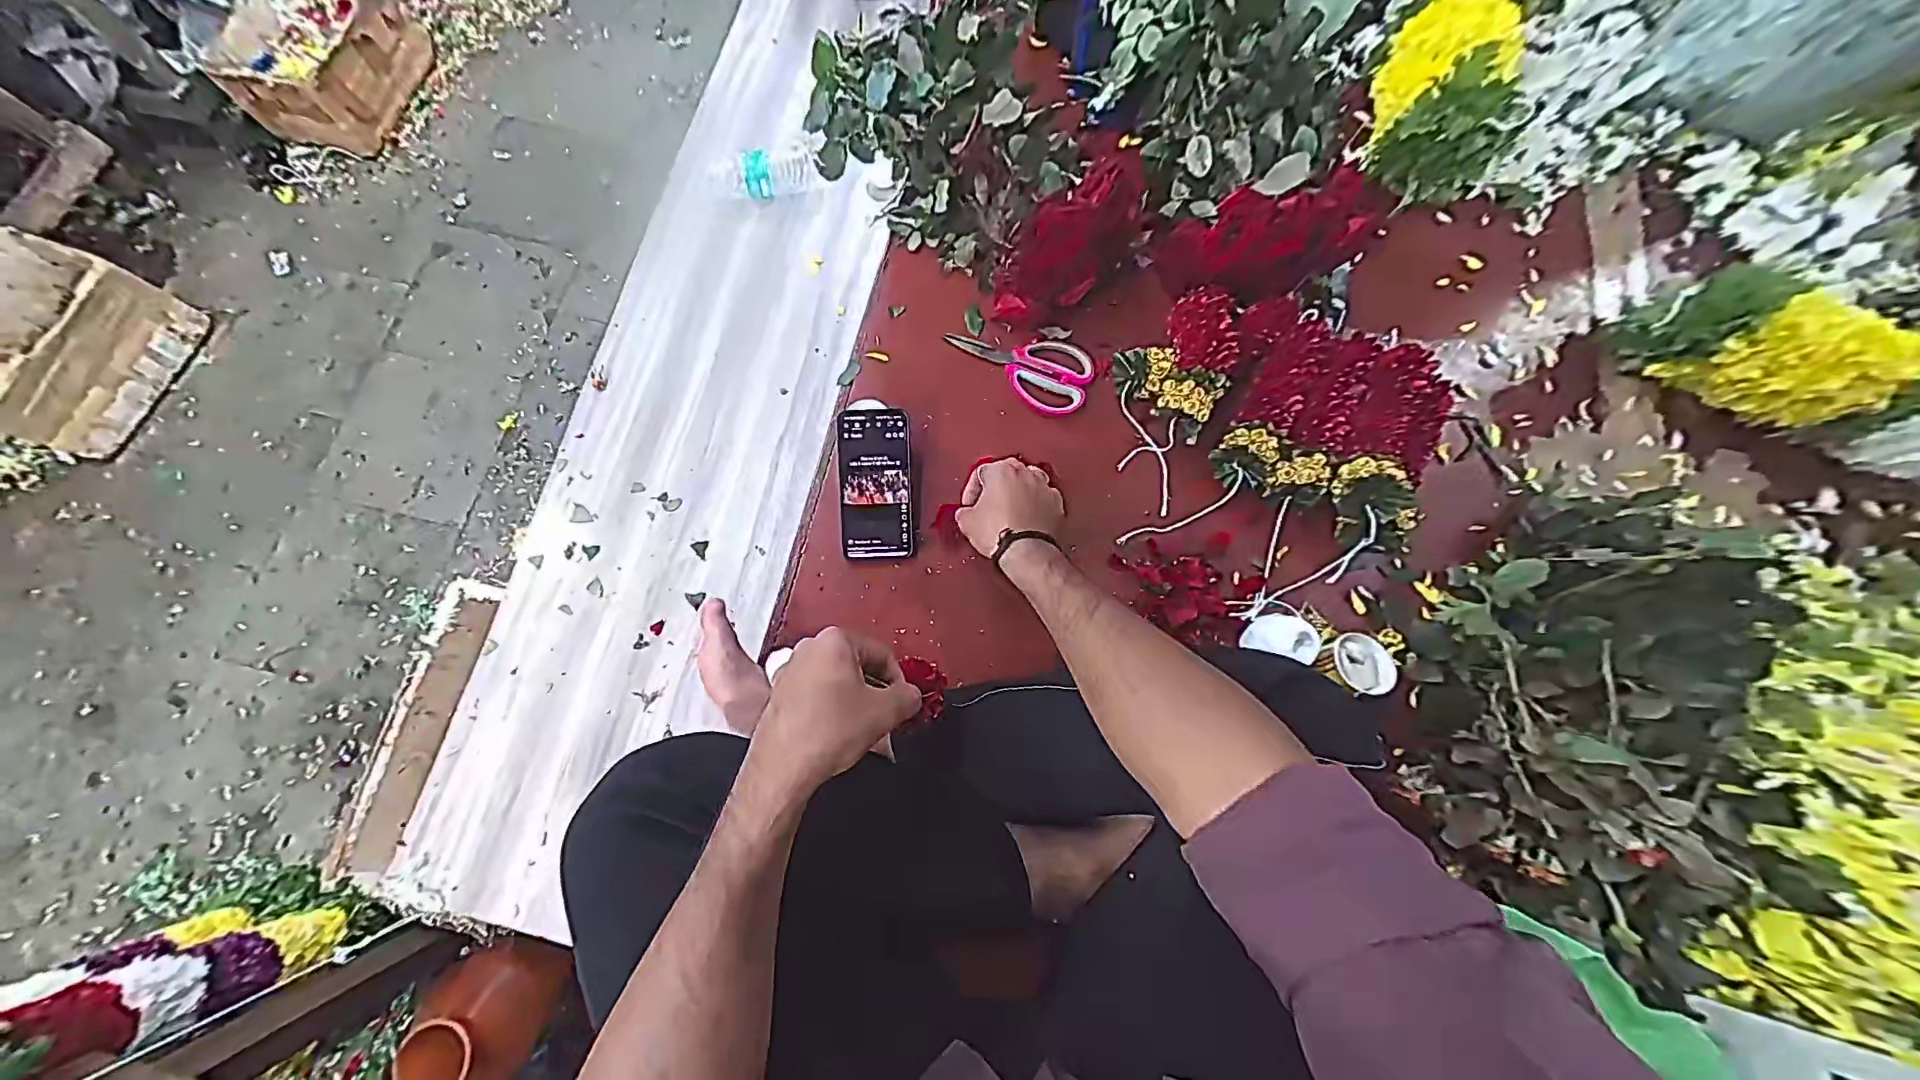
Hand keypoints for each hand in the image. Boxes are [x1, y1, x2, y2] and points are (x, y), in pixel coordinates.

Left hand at [747, 627, 922, 796]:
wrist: (783, 767)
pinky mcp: (782, 695)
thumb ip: (908, 697)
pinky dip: (833, 711)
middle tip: (886, 715)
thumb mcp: (886, 712)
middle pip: (858, 667)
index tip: (902, 699)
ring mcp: (791, 672)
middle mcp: (810, 649)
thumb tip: (911, 696)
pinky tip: (840, 735)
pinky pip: (818, 696)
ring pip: (838, 683)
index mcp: (835, 641)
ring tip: (864, 730)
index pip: (882, 654)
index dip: (898, 680)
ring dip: (856, 703)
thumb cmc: (824, 733)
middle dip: (876, 692)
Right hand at [954, 458, 1065, 560]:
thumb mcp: (967, 523)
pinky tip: (1028, 517)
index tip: (970, 504)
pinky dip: (1036, 505)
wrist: (1026, 551)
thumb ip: (965, 512)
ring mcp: (1043, 487)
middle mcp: (1024, 473)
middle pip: (1008, 470)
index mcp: (1001, 470)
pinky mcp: (1056, 504)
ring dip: (1019, 491)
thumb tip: (966, 514)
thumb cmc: (1000, 533)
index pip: (980, 472)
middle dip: (998, 485)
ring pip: (1029, 480)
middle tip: (990, 502)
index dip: (972, 491)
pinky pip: (1043, 498)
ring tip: (1010, 508)